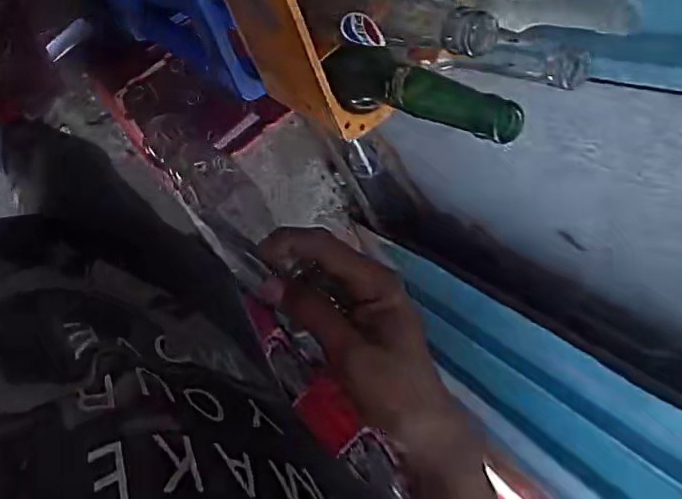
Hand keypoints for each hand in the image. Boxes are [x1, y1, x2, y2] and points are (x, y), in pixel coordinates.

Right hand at [259, 228, 479, 465]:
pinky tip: (283, 302)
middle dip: (288, 255)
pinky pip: (324, 292)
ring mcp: (366, 296)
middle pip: (323, 252)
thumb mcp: (349, 353)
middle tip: (254, 270)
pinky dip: (302, 293)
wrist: (427, 438)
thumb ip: (311, 311)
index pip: (327, 246)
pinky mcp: (358, 314)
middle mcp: (372, 279)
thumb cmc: (394, 393)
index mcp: (377, 281)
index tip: (258, 255)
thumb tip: (268, 282)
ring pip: (321, 271)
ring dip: (292, 274)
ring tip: (263, 285)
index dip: (290, 243)